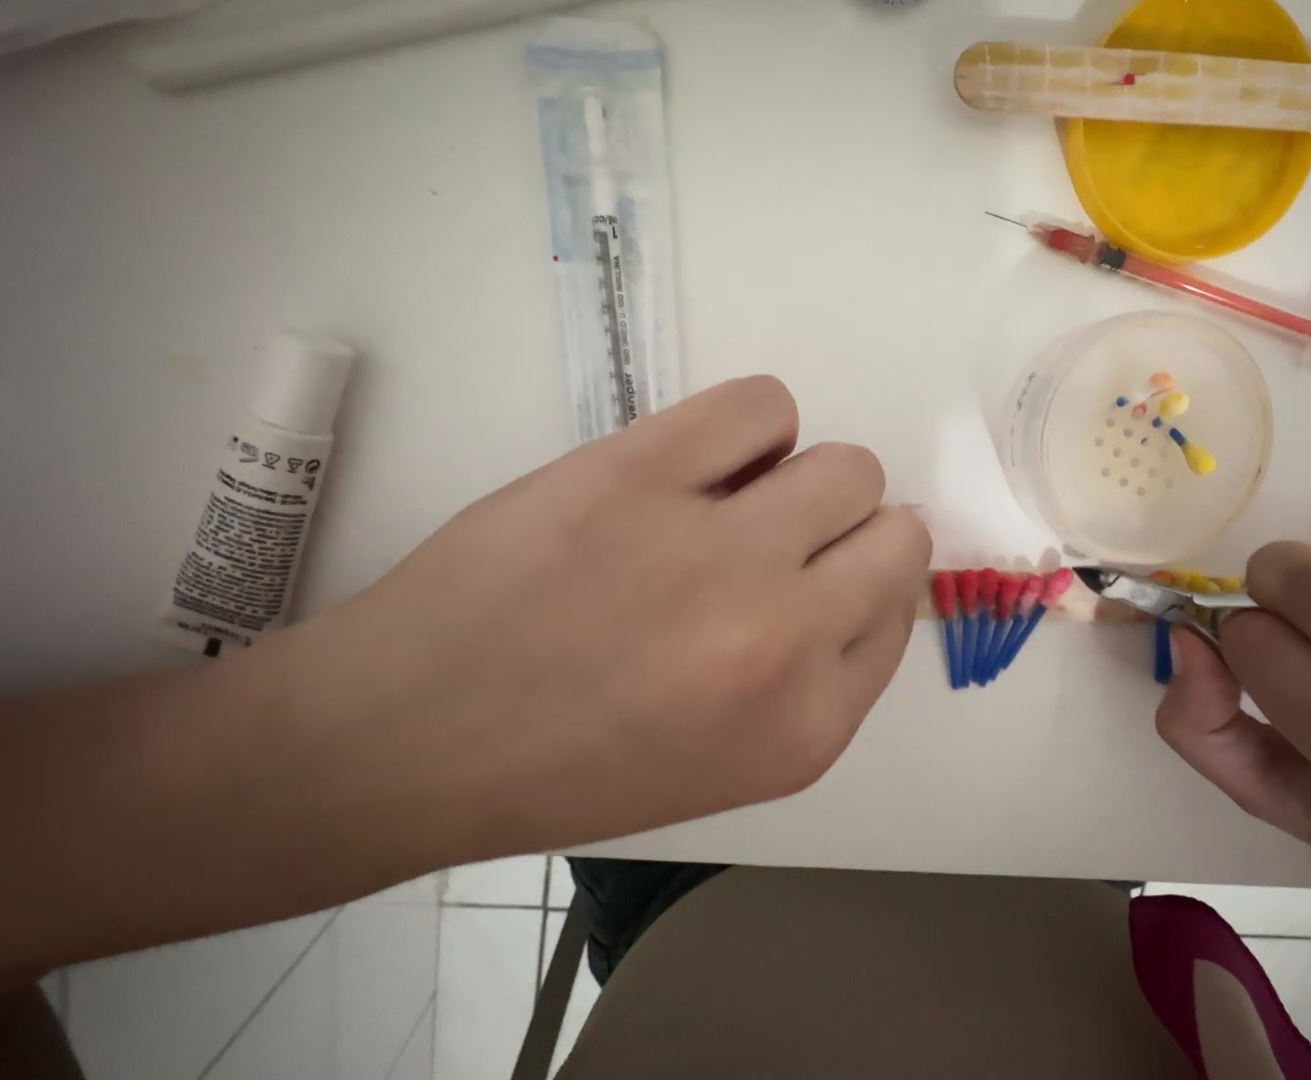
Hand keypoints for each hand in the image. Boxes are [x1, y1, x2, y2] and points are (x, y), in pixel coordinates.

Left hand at [279, 376, 930, 858]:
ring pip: (846, 465)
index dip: (862, 588)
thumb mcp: (731, 760)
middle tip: (778, 543)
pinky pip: (765, 404)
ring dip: (805, 480)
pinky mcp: (640, 472)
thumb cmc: (573, 764)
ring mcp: (713, 551)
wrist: (410, 739)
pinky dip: (753, 425)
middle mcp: (783, 640)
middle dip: (852, 533)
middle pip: (896, 532)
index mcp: (807, 729)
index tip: (820, 581)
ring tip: (735, 503)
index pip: (900, 612)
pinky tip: (702, 463)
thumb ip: (816, 678)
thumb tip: (859, 570)